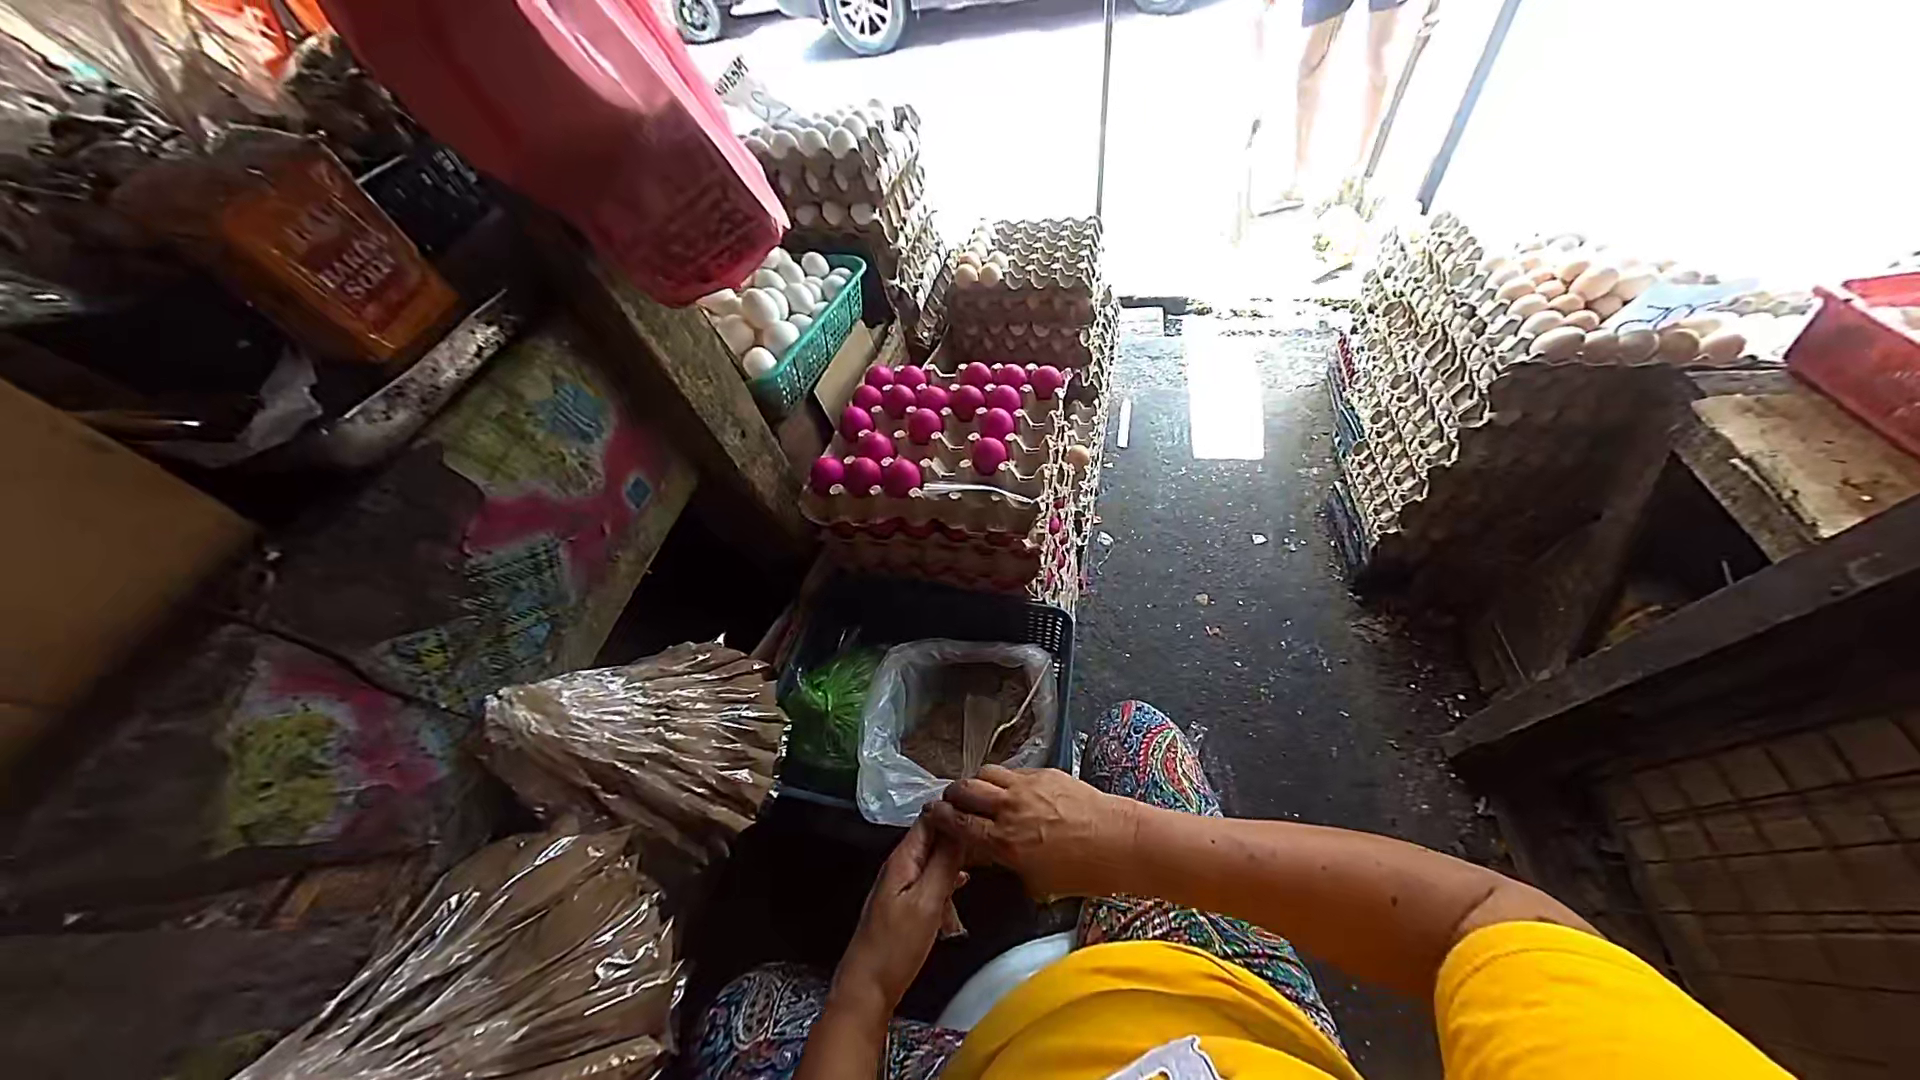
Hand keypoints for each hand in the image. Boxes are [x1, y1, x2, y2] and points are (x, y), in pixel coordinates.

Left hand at [834, 818, 967, 1009]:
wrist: (867, 990)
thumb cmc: (895, 947)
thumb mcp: (927, 902)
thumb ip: (944, 864)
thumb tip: (959, 828)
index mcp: (902, 858)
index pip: (929, 819)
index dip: (953, 812)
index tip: (980, 814)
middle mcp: (900, 865)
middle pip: (932, 838)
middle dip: (957, 839)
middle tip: (985, 844)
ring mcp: (900, 884)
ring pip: (933, 861)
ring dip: (953, 865)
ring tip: (977, 867)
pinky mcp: (904, 903)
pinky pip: (929, 882)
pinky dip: (945, 884)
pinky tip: (957, 890)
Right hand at [924, 765, 1142, 898]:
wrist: (1119, 841)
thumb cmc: (1082, 872)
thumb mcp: (1037, 881)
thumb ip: (1006, 863)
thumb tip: (987, 853)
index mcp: (1005, 841)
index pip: (959, 824)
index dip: (941, 817)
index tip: (933, 814)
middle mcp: (1010, 808)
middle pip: (966, 790)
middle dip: (953, 794)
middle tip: (951, 800)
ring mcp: (1026, 786)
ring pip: (986, 773)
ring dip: (976, 781)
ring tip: (979, 791)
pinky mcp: (1044, 772)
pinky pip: (1012, 771)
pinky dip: (1003, 778)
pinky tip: (1010, 789)